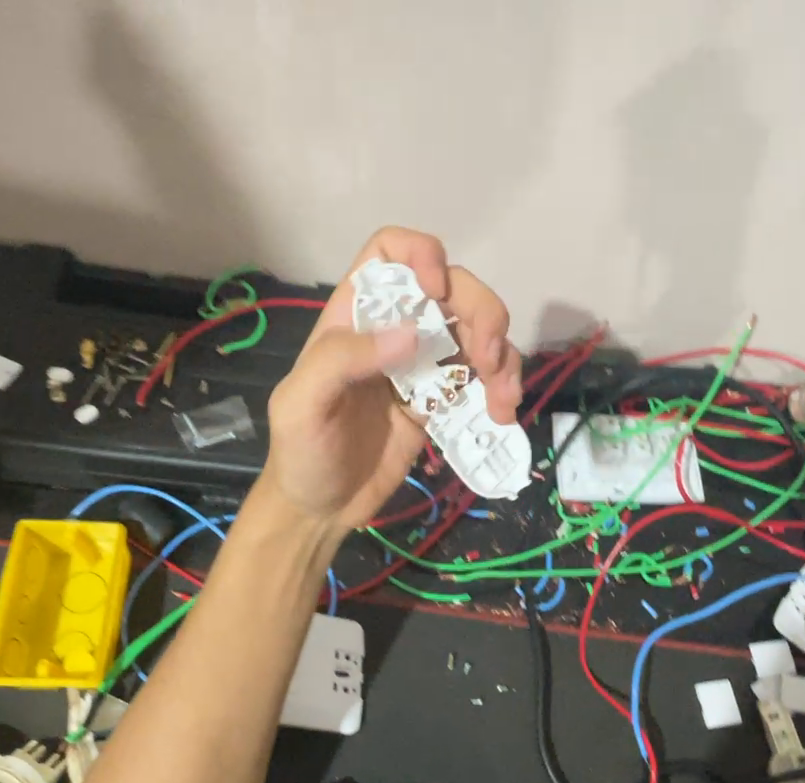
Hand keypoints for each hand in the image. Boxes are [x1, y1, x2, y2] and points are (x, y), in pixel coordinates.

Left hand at [261, 227, 518, 532]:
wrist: (322, 508)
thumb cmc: (302, 453)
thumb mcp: (302, 404)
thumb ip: (343, 360)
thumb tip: (413, 335)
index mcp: (353, 316)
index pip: (390, 253)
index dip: (421, 254)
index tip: (437, 292)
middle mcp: (393, 330)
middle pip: (453, 288)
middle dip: (483, 312)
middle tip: (488, 358)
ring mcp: (423, 366)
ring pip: (478, 331)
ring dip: (502, 354)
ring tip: (502, 398)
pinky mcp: (442, 401)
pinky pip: (483, 377)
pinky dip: (502, 386)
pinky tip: (501, 414)